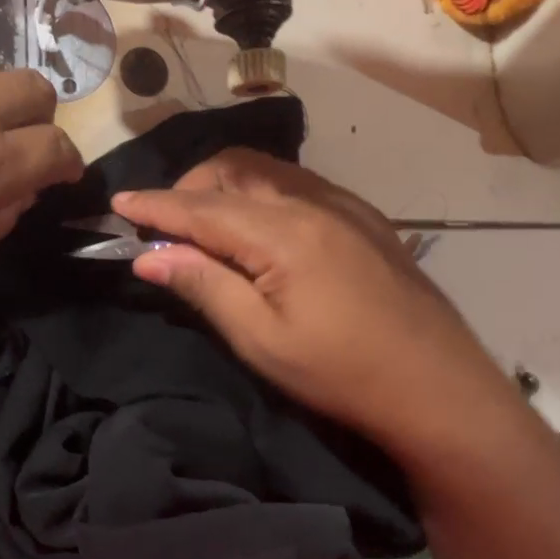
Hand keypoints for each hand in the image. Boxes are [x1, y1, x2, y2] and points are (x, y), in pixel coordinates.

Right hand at [113, 148, 517, 446]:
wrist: (440, 389)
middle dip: (188, 187)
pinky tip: (259, 227)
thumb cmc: (341, 373)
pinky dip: (261, 192)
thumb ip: (204, 286)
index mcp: (282, 232)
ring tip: (205, 224)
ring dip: (225, 185)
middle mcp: (312, 202)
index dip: (155, 205)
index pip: (200, 206)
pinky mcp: (366, 218)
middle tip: (164, 227)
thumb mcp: (261, 339)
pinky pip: (298, 184)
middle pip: (233, 169)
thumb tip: (150, 255)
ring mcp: (345, 205)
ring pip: (267, 170)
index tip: (118, 202)